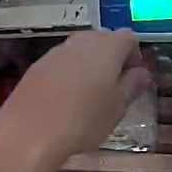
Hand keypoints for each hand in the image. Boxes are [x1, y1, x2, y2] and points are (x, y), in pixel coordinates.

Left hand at [0, 30, 151, 171]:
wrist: (28, 134)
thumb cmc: (83, 120)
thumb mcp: (118, 108)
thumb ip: (133, 85)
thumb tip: (142, 73)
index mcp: (107, 47)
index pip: (129, 38)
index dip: (135, 56)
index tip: (133, 79)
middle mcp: (81, 42)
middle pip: (104, 40)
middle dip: (113, 59)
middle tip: (114, 89)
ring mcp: (56, 52)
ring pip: (81, 51)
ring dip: (90, 66)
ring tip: (89, 97)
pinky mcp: (37, 66)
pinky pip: (61, 63)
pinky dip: (68, 75)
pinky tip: (65, 101)